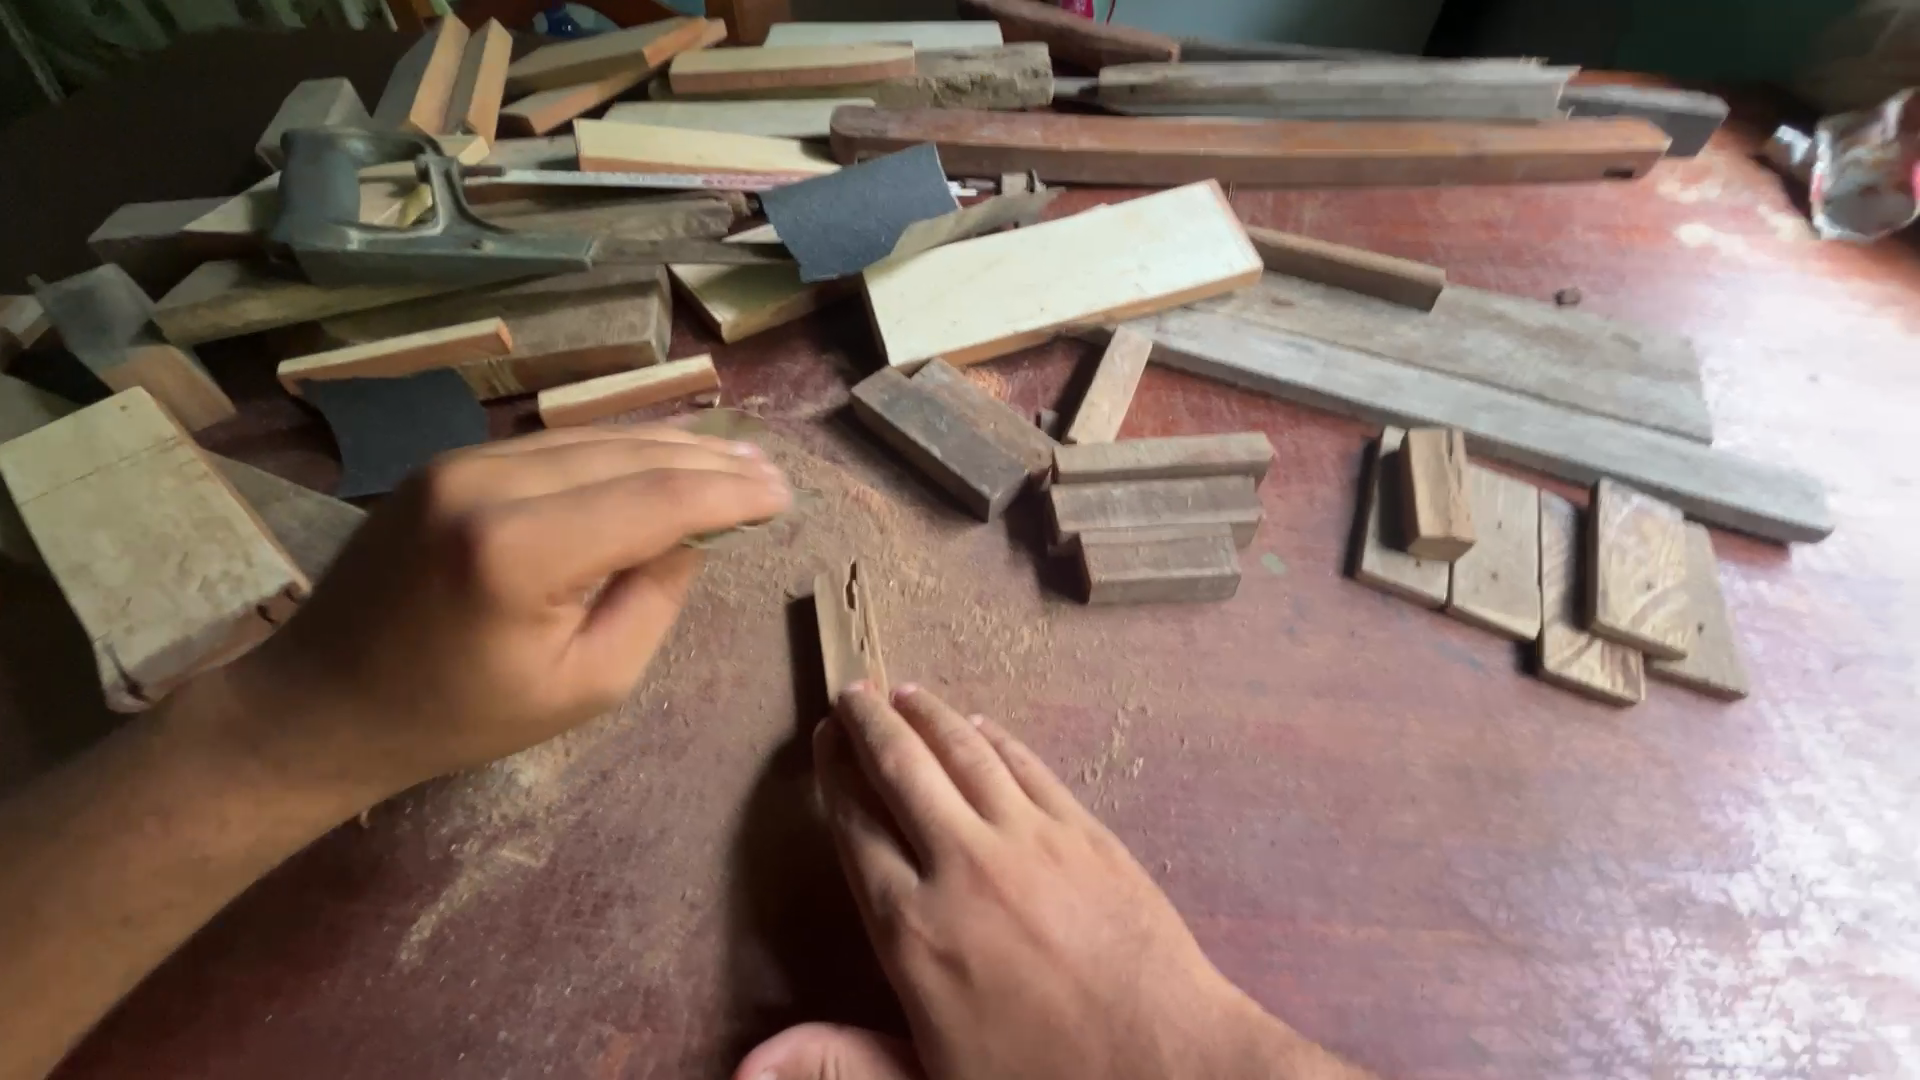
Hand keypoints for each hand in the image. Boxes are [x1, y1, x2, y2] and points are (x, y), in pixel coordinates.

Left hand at [208, 425, 790, 807]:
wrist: (322, 702)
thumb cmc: (465, 715)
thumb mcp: (589, 683)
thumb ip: (654, 599)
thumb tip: (691, 535)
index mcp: (520, 553)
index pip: (658, 501)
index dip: (731, 494)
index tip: (782, 495)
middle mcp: (490, 484)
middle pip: (635, 456)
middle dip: (714, 463)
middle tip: (770, 472)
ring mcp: (464, 461)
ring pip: (602, 437)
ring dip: (676, 447)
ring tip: (737, 456)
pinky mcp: (455, 460)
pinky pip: (565, 444)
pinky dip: (626, 448)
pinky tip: (667, 453)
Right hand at [739, 685, 1371, 1079]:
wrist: (1171, 1069)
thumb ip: (838, 1062)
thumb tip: (746, 1065)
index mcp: (913, 928)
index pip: (855, 827)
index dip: (834, 776)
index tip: (822, 740)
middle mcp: (961, 864)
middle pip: (902, 770)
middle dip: (869, 723)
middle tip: (851, 689)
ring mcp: (1026, 837)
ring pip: (963, 752)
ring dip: (929, 715)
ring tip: (903, 691)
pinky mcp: (1080, 828)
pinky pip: (1026, 765)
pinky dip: (995, 737)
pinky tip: (978, 723)